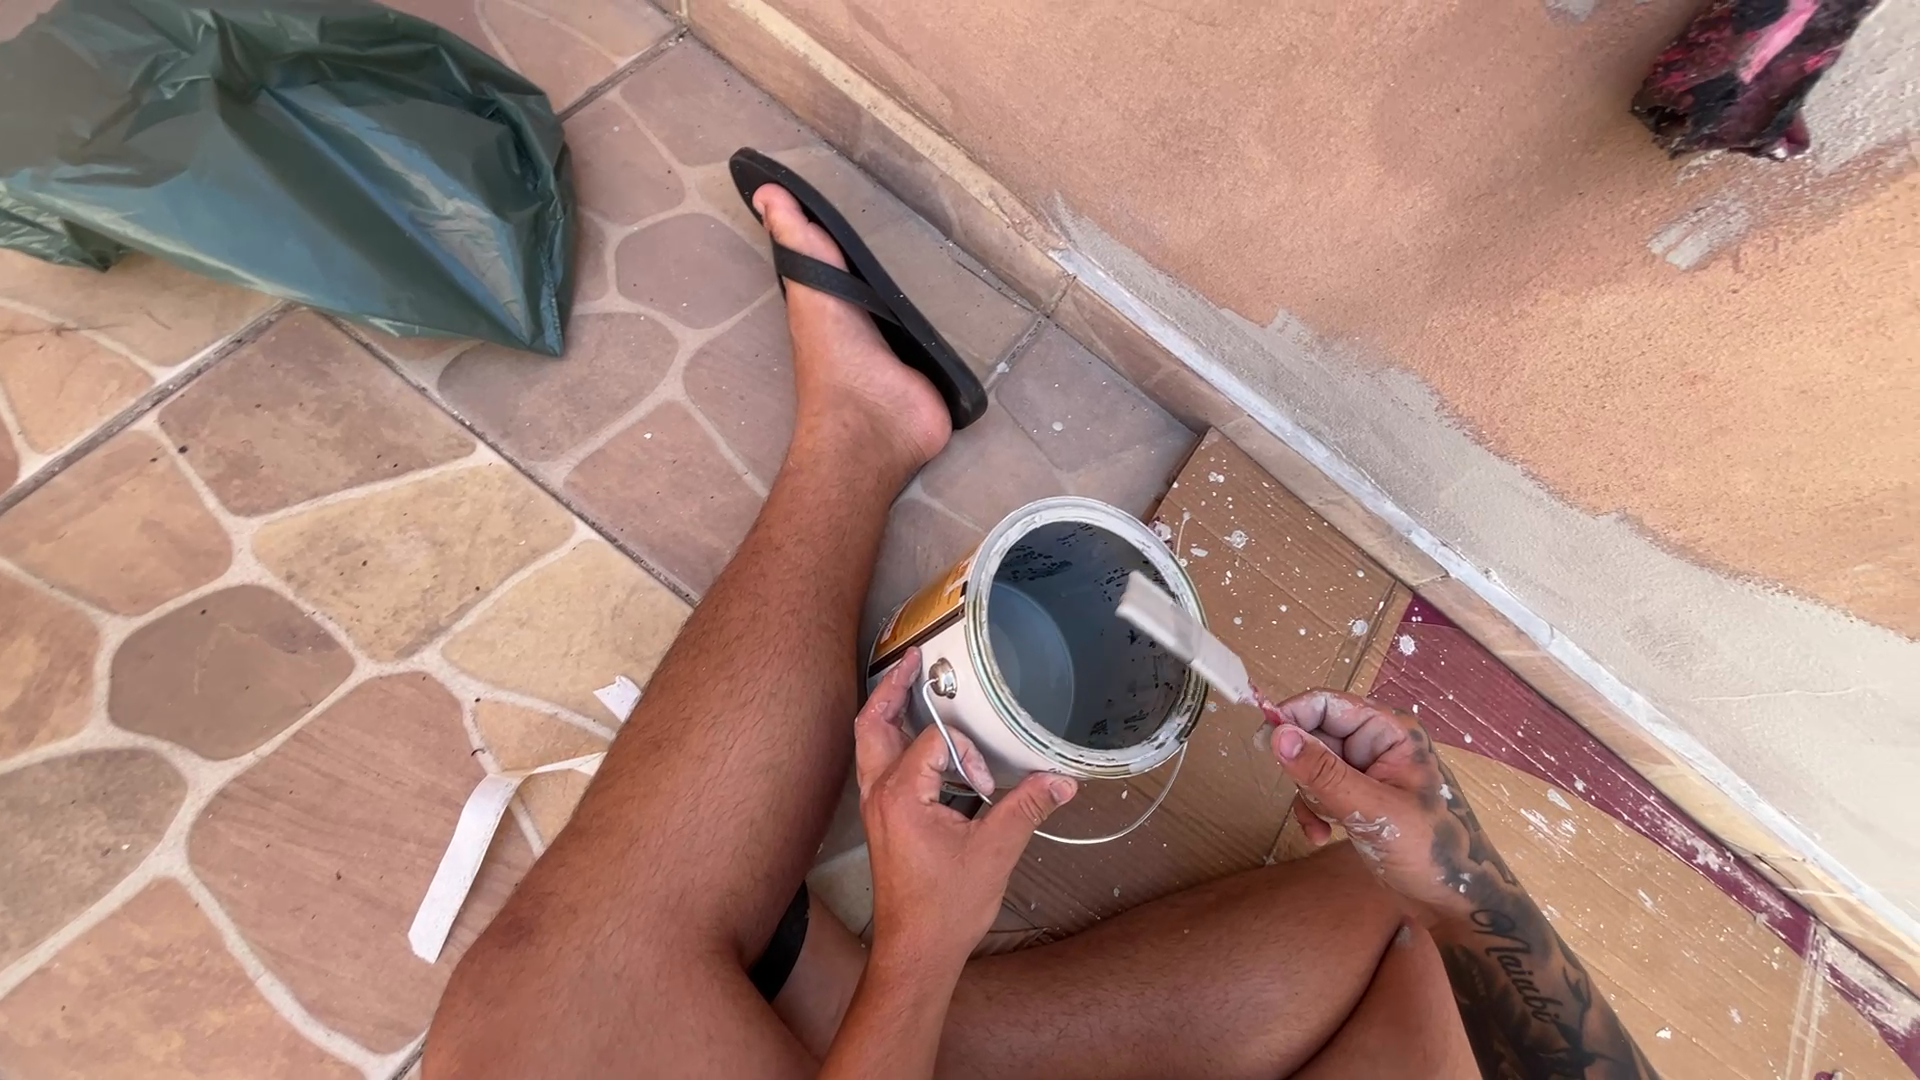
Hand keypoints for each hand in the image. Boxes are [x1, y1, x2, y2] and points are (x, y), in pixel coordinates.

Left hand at [854, 651, 1076, 969]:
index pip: (935, 741)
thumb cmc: (943, 909)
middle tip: (912, 660)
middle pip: (873, 723)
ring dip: (887, 711)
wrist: (915, 953)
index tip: (985, 784)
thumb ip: (1026, 808)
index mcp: (901, 794)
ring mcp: (875, 806)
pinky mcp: (882, 818)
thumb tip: (1059, 780)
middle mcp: (879, 793)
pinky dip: (892, 740)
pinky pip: (878, 763)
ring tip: (907, 686)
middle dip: (892, 687)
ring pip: (870, 742)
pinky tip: (915, 739)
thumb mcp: (994, 852)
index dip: (967, 753)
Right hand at [1265, 689, 1482, 921]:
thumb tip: (1276, 735)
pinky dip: (1312, 810)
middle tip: (1313, 798)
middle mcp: (1375, 741)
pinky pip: (1315, 787)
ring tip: (1327, 823)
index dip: (1291, 718)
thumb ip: (1322, 772)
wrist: (1457, 907)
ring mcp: (1364, 768)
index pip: (1324, 704)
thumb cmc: (1432, 853)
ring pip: (1308, 763)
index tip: (1265, 743)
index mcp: (1389, 731)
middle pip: (1312, 734)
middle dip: (1305, 771)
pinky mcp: (1355, 792)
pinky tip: (1321, 834)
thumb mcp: (1372, 810)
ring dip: (1309, 796)